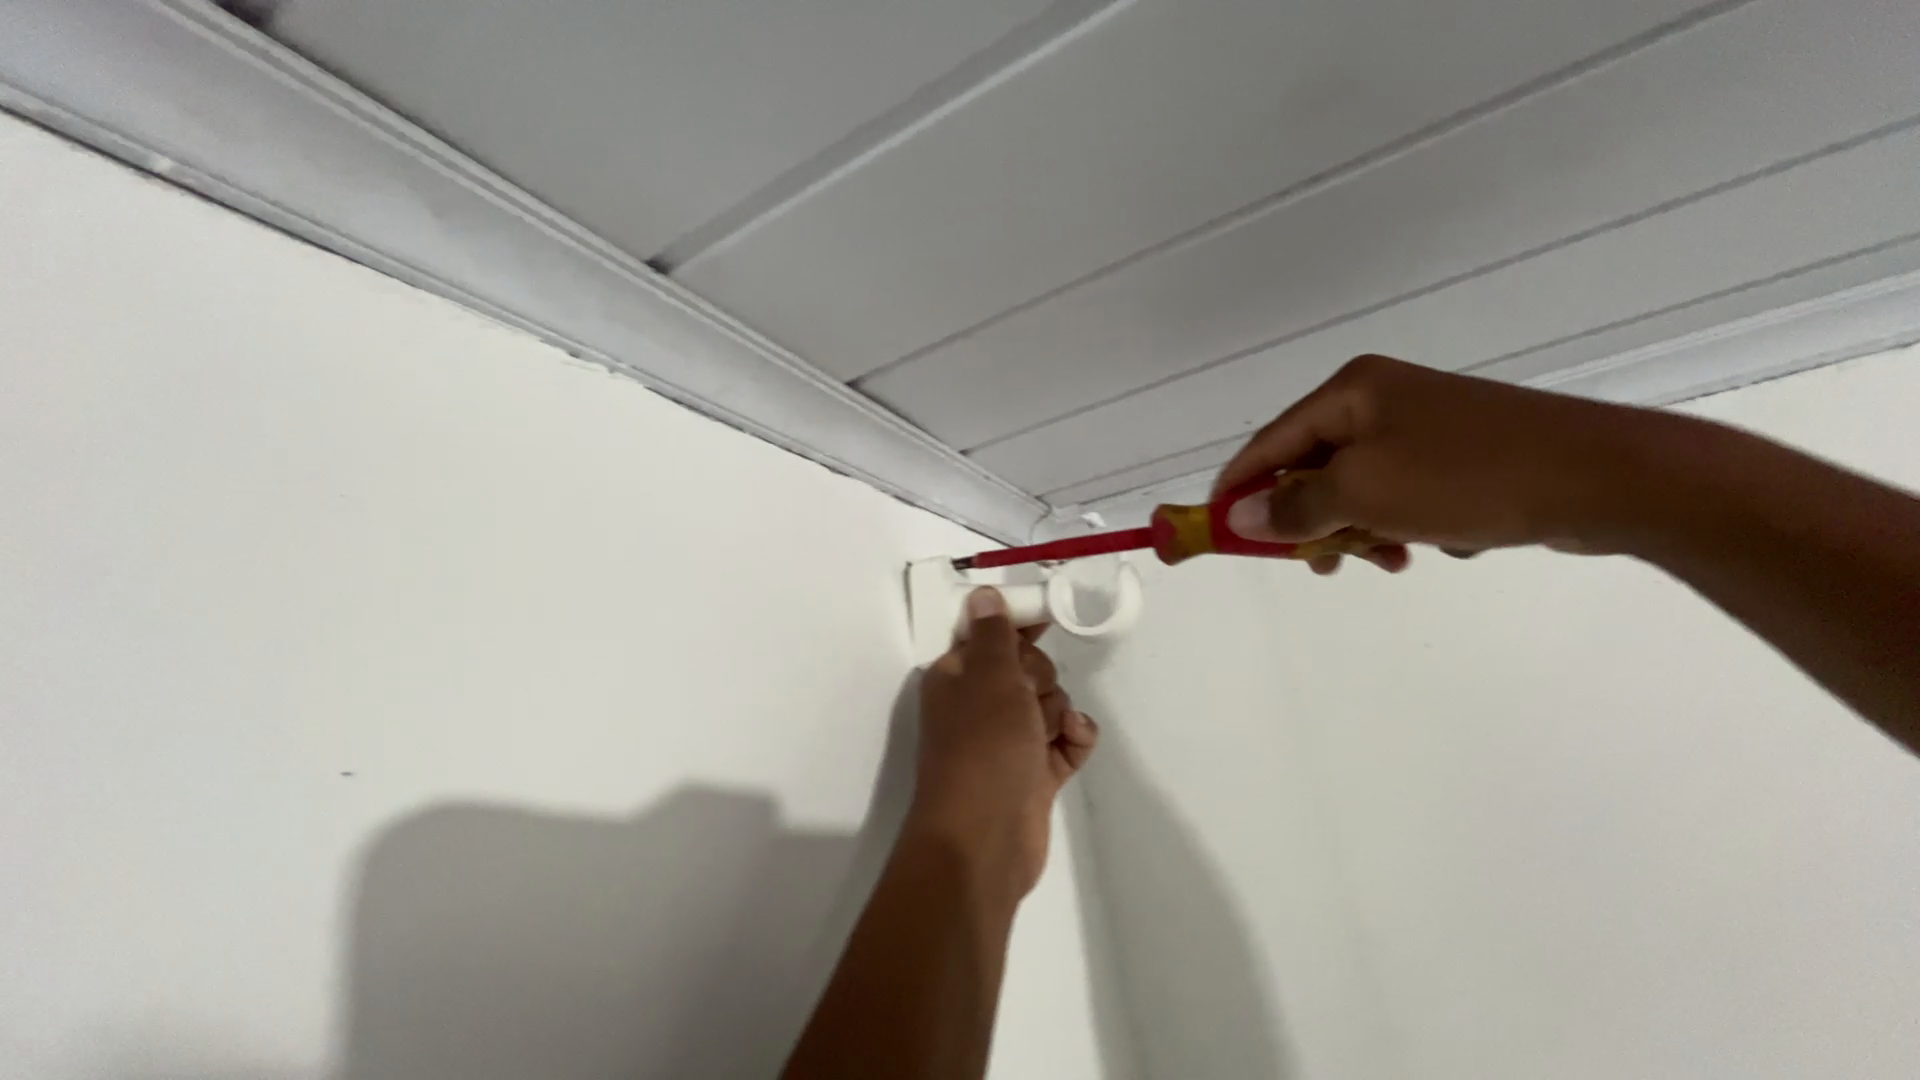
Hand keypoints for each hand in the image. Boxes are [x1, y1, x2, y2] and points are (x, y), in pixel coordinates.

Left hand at [907, 587, 1098, 902]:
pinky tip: (1071, 743)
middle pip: (1028, 667)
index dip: (1018, 627)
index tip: (1047, 618)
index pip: (990, 635)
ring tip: (1042, 736)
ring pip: (1052, 702)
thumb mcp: (989, 678)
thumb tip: (982, 594)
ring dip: (1056, 712)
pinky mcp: (1036, 771)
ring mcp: (1010, 740)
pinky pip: (1068, 737)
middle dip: (1040, 678)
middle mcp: (981, 704)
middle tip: (1027, 698)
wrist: (985, 839)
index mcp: (957, 677)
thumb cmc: (982, 747)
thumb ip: (994, 634)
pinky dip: (1074, 738)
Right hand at [1214, 354, 1660, 572]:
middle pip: (1311, 467)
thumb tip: (1238, 519)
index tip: (1215, 533)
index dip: (1237, 489)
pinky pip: (1403, 495)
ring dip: (1358, 530)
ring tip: (1386, 561)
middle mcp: (1381, 399)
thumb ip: (1292, 507)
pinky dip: (1403, 525)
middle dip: (1307, 519)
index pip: (1268, 443)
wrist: (1604, 477)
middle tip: (1316, 564)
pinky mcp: (1460, 454)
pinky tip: (1436, 545)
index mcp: (1351, 391)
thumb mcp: (1362, 494)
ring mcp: (1424, 426)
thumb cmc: (1465, 477)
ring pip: (1357, 488)